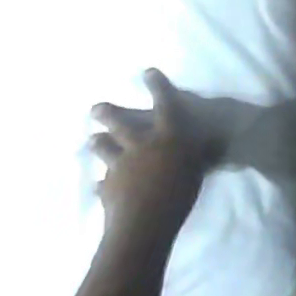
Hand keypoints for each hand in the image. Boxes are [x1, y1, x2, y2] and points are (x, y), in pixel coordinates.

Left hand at [91, 69, 221, 240]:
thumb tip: (203, 141)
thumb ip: (196, 151)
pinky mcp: (109, 189)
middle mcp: (141, 145)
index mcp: (167, 136)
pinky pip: (102, 184)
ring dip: (99, 144)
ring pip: (105, 149)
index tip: (148, 72)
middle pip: (122, 123)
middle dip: (109, 113)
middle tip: (96, 107)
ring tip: (92, 140)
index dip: (157, 86)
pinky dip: (102, 184)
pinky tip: (99, 186)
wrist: (148, 223)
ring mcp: (121, 166)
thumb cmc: (185, 189)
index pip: (165, 103)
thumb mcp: (200, 166)